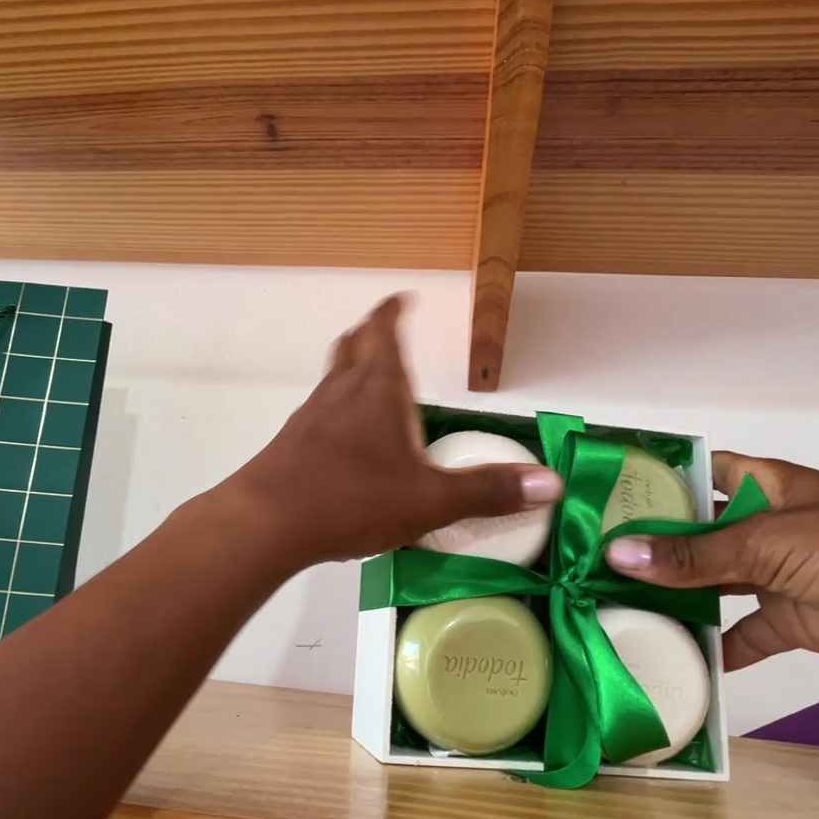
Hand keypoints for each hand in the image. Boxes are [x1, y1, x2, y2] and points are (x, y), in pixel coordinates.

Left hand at [213, 294, 562, 567]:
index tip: (402, 297)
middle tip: (386, 330)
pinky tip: (345, 438)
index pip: (383, 332)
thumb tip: (551, 481)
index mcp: (378, 389)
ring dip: (351, 367)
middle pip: (352, 346)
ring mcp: (311, 416)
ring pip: (332, 377)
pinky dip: (335, 406)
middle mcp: (341, 392)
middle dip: (370, 333)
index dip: (393, 311)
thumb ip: (487, 490)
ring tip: (369, 380)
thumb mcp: (429, 500)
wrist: (268, 521)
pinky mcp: (291, 443)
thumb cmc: (353, 498)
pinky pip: (318, 411)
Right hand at [602, 452, 818, 678]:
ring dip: (675, 594)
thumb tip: (615, 556)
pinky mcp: (796, 620)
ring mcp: (779, 574)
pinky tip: (678, 654)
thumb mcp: (771, 543)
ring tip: (615, 604)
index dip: (652, 480)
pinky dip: (716, 644)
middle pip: (697, 531)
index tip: (599, 496)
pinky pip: (744, 633)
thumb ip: (694, 553)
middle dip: (652, 544)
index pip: (696, 472)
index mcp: (762, 485)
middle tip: (588, 560)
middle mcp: (763, 525)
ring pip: (713, 582)